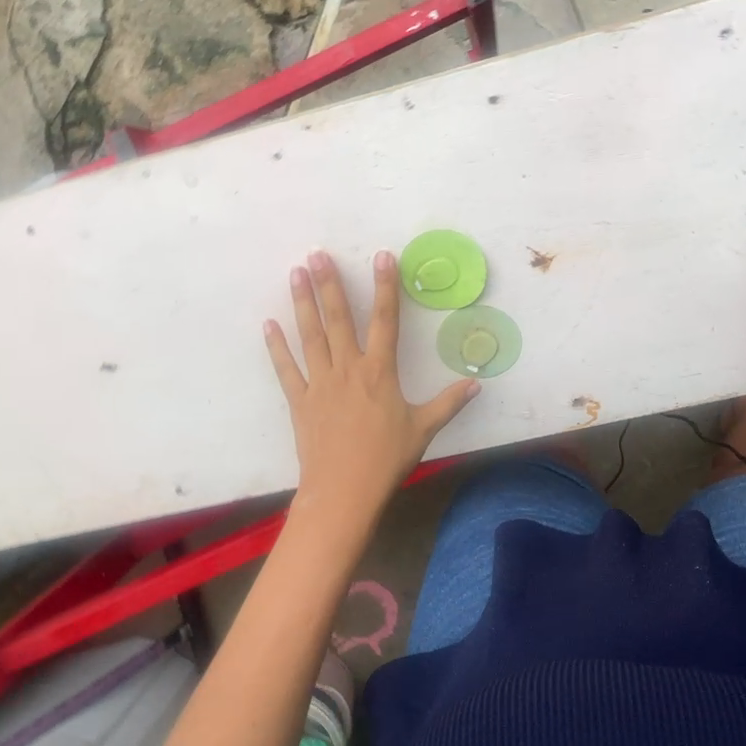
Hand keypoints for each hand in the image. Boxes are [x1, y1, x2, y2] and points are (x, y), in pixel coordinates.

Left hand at [264, 250, 479, 526]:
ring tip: (296, 273)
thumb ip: (449, 403)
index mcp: (380, 372)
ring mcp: (321, 382)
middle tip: (318, 254)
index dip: (385, 286)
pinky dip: (277, 346)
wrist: (344, 491)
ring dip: (303, 302)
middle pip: (339, 318)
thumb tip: (476, 383)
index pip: (386, 319)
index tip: (382, 257)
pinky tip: (269, 324)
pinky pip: (286, 369)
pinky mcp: (300, 400)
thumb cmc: (387, 459)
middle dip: (330, 283)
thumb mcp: (424, 429)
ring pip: (310, 335)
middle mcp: (349, 368)